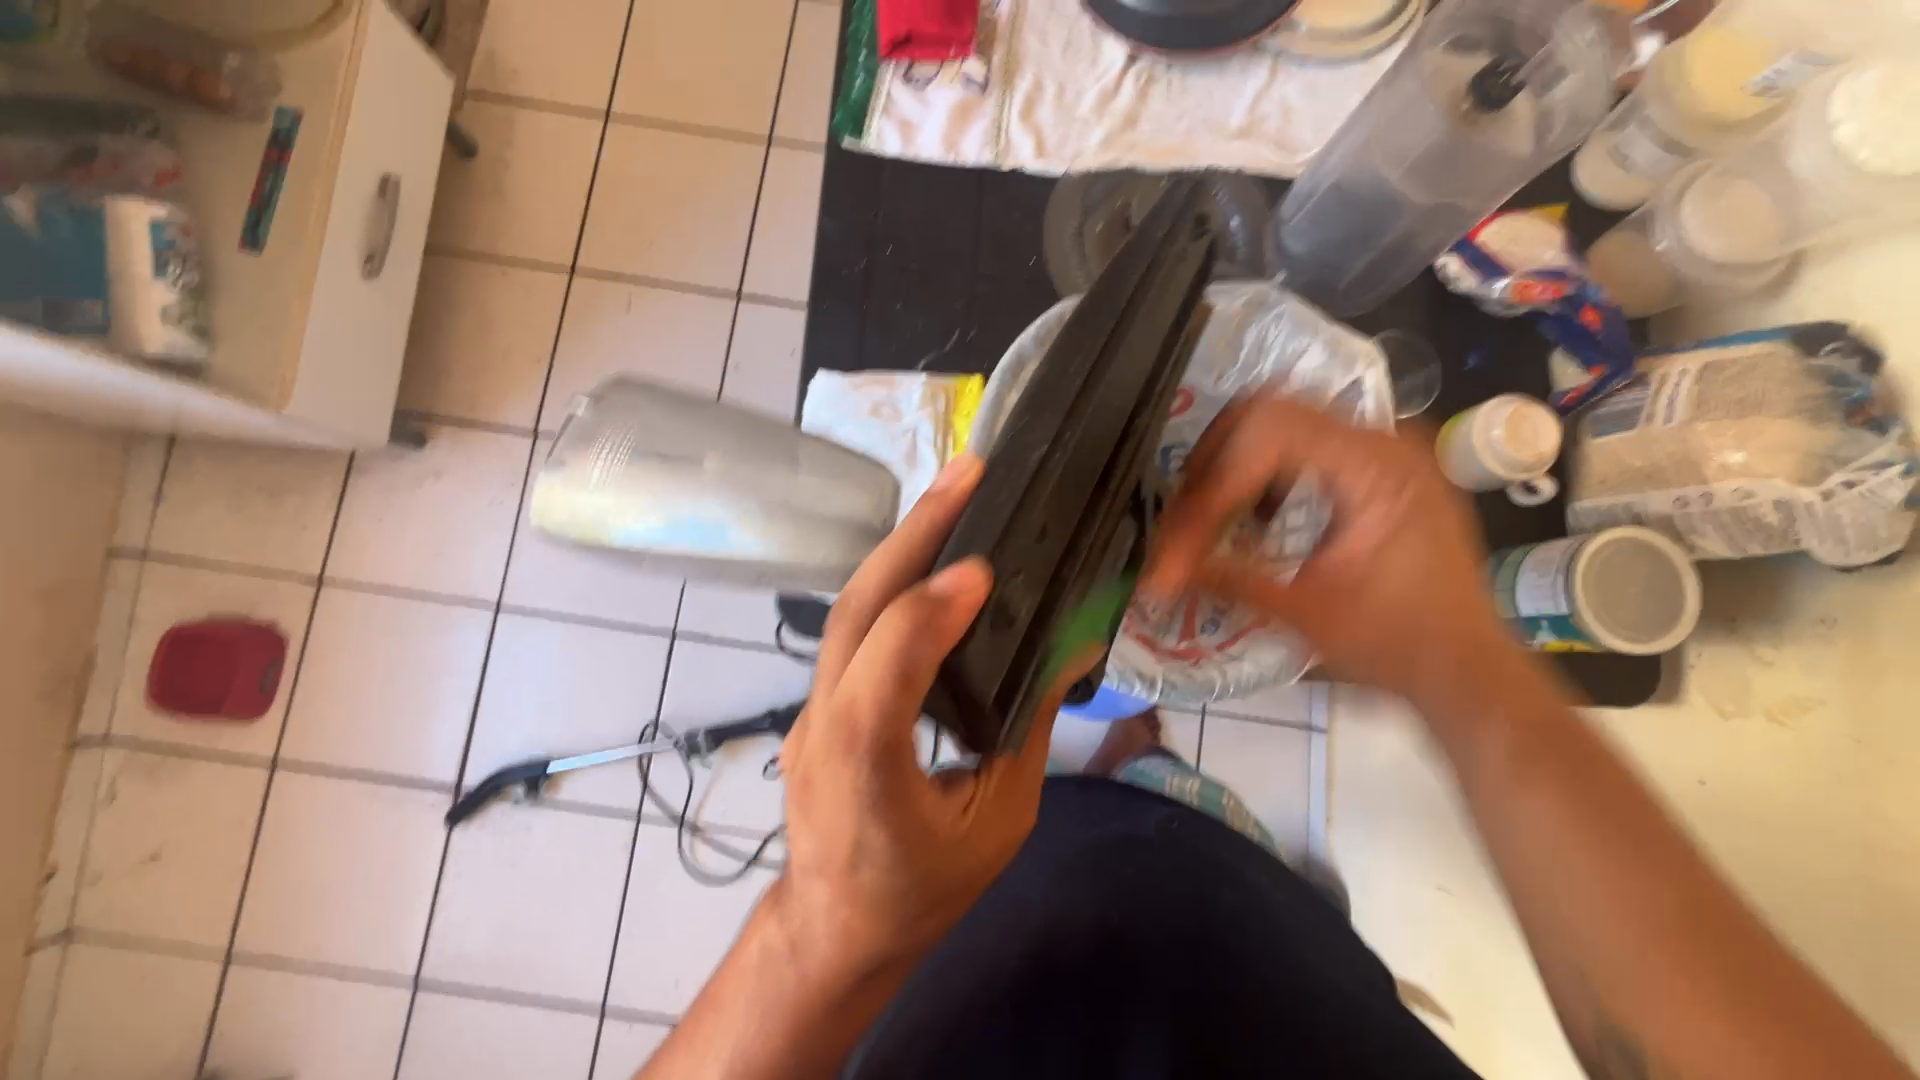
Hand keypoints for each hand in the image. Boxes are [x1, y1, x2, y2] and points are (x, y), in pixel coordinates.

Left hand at [769, 453, 1088, 979]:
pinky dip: (893, 581)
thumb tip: (1072, 648)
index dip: (932, 612)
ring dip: (901, 546)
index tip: (985, 570)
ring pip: (847, 609)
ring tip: (954, 495)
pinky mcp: (818, 701)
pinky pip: (854, 628)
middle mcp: (824, 722)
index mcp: (865, 768)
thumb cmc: (922, 890)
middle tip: (967, 473)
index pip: (887, 668)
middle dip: (911, 534)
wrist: (836, 928)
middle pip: (855, 610)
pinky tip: (930, 555)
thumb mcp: (997, 822)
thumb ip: (1029, 729)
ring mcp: (811, 708)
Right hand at [1142, 392, 1520, 713]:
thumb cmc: (1398, 645)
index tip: (1183, 540)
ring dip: (1232, 463)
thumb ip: (1230, 579)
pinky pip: (1302, 442)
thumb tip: (1157, 573)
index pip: (1268, 433)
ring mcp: (1382, 448)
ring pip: (1280, 420)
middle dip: (1212, 462)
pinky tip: (1250, 515)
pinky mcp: (1376, 466)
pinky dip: (1261, 470)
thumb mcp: (1306, 612)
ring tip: (1208, 516)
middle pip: (1267, 411)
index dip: (1214, 482)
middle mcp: (1381, 439)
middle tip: (1186, 516)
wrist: (1467, 668)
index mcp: (1375, 466)